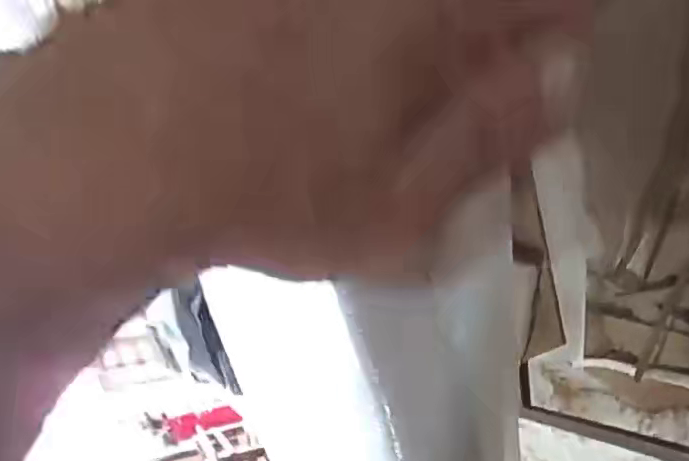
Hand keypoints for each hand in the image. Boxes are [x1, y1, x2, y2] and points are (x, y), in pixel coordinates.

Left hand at [0, 0, 591, 283]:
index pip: (535, 0)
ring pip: (408, 11)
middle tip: (503, 60)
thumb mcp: (394, 212)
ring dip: (439, 32)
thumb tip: (563, 83)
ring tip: (435, 68)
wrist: (119, 153)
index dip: (564, 18)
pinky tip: (369, 60)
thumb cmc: (272, 202)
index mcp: (424, 24)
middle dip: (505, 20)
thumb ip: (484, 144)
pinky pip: (354, 17)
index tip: (570, 41)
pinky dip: (381, 33)